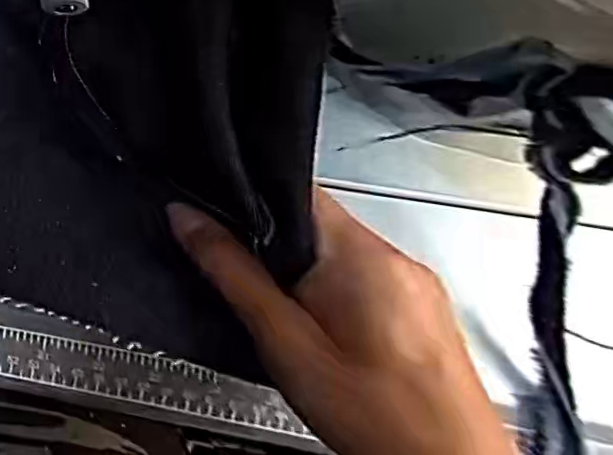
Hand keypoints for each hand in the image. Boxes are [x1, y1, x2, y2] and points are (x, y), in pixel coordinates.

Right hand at [168, 189, 513, 454]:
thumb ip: (230, 270)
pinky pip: (363, 280)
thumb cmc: (384, 426)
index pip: (292, 187)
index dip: (248, 196)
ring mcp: (418, 290)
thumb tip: (186, 216)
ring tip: (291, 320)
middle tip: (255, 288)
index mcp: (364, 254)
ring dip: (303, 274)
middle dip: (274, 246)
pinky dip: (333, 295)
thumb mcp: (284, 342)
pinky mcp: (426, 318)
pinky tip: (327, 338)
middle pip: (311, 221)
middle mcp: (399, 262)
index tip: (220, 219)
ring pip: (335, 253)